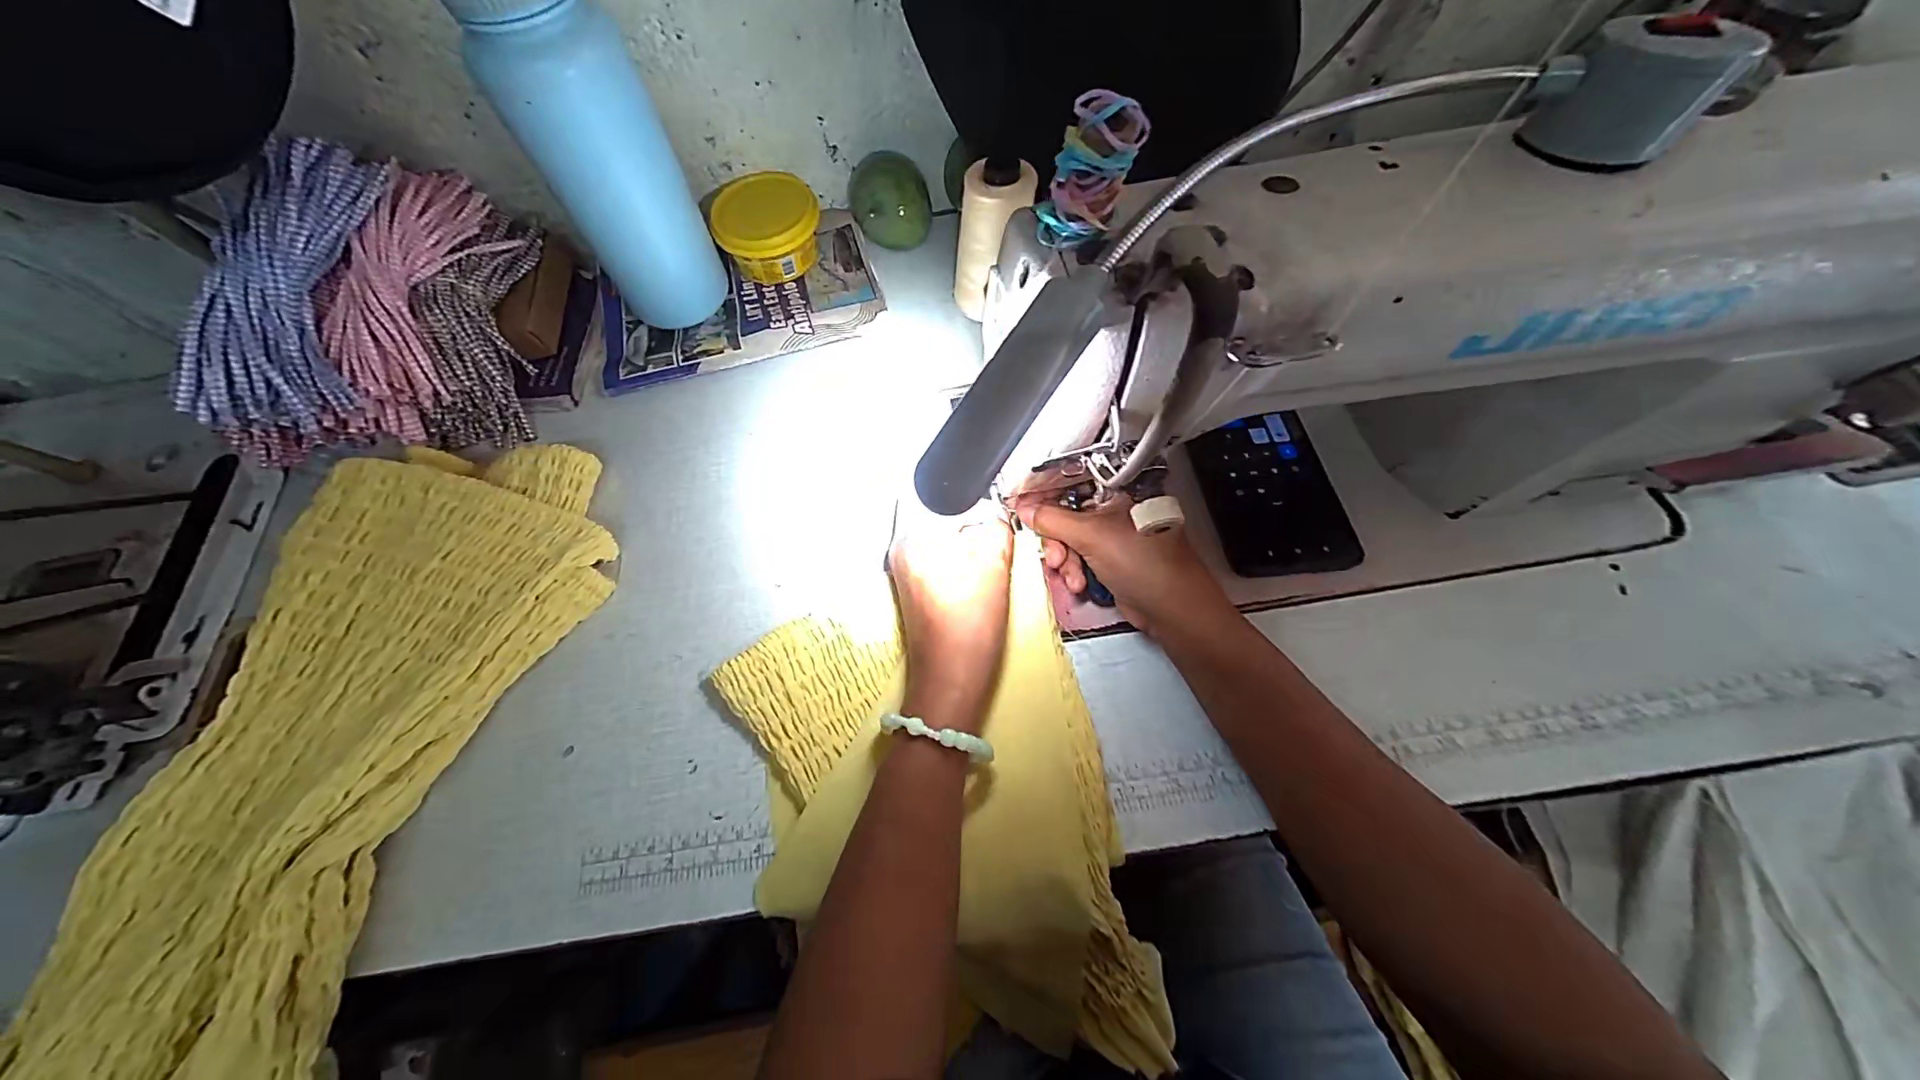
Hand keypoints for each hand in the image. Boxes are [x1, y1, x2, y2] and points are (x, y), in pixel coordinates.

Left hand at [889, 500, 1014, 733]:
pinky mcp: (917, 587)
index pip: (939, 490)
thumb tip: (993, 511)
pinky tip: (977, 581)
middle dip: (971, 520)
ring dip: (968, 542)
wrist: (952, 682)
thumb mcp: (994, 564)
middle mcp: (900, 548)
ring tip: (987, 563)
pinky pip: (943, 557)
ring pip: (945, 536)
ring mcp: (906, 569)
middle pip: (943, 513)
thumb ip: (994, 525)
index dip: (969, 493)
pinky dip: (962, 561)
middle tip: (993, 539)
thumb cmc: (969, 629)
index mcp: (911, 536)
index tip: (990, 502)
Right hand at [1014, 493, 1232, 637]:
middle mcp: (1116, 511)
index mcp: (1118, 492)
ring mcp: (1113, 537)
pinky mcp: (1110, 561)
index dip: (1045, 496)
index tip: (1024, 507)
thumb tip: (1027, 507)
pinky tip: (1079, 582)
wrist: (1172, 608)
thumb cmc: (1150, 565)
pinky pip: (1078, 559)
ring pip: (1069, 540)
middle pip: (1065, 514)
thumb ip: (1053, 519)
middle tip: (1054, 554)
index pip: (1071, 483)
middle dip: (1056, 539)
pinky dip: (1073, 571)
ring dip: (1064, 559)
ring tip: (1072, 574)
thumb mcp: (1092, 536)